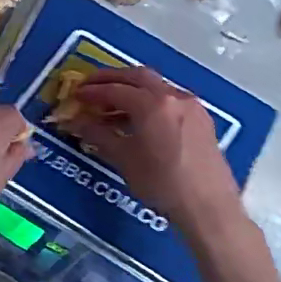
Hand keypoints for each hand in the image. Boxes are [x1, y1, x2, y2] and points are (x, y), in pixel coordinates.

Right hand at [65, 67, 242, 230]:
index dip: (91, 91)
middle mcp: (174, 97)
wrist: (206, 204)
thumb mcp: (122, 158)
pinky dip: (146, 101)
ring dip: (129, 90)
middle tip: (89, 86)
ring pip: (155, 87)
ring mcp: (191, 107)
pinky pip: (168, 100)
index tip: (74, 95)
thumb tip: (76, 122)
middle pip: (138, 77)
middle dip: (110, 79)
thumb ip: (97, 134)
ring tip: (108, 106)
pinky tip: (134, 119)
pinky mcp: (200, 120)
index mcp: (153, 104)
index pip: (115, 89)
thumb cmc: (159, 181)